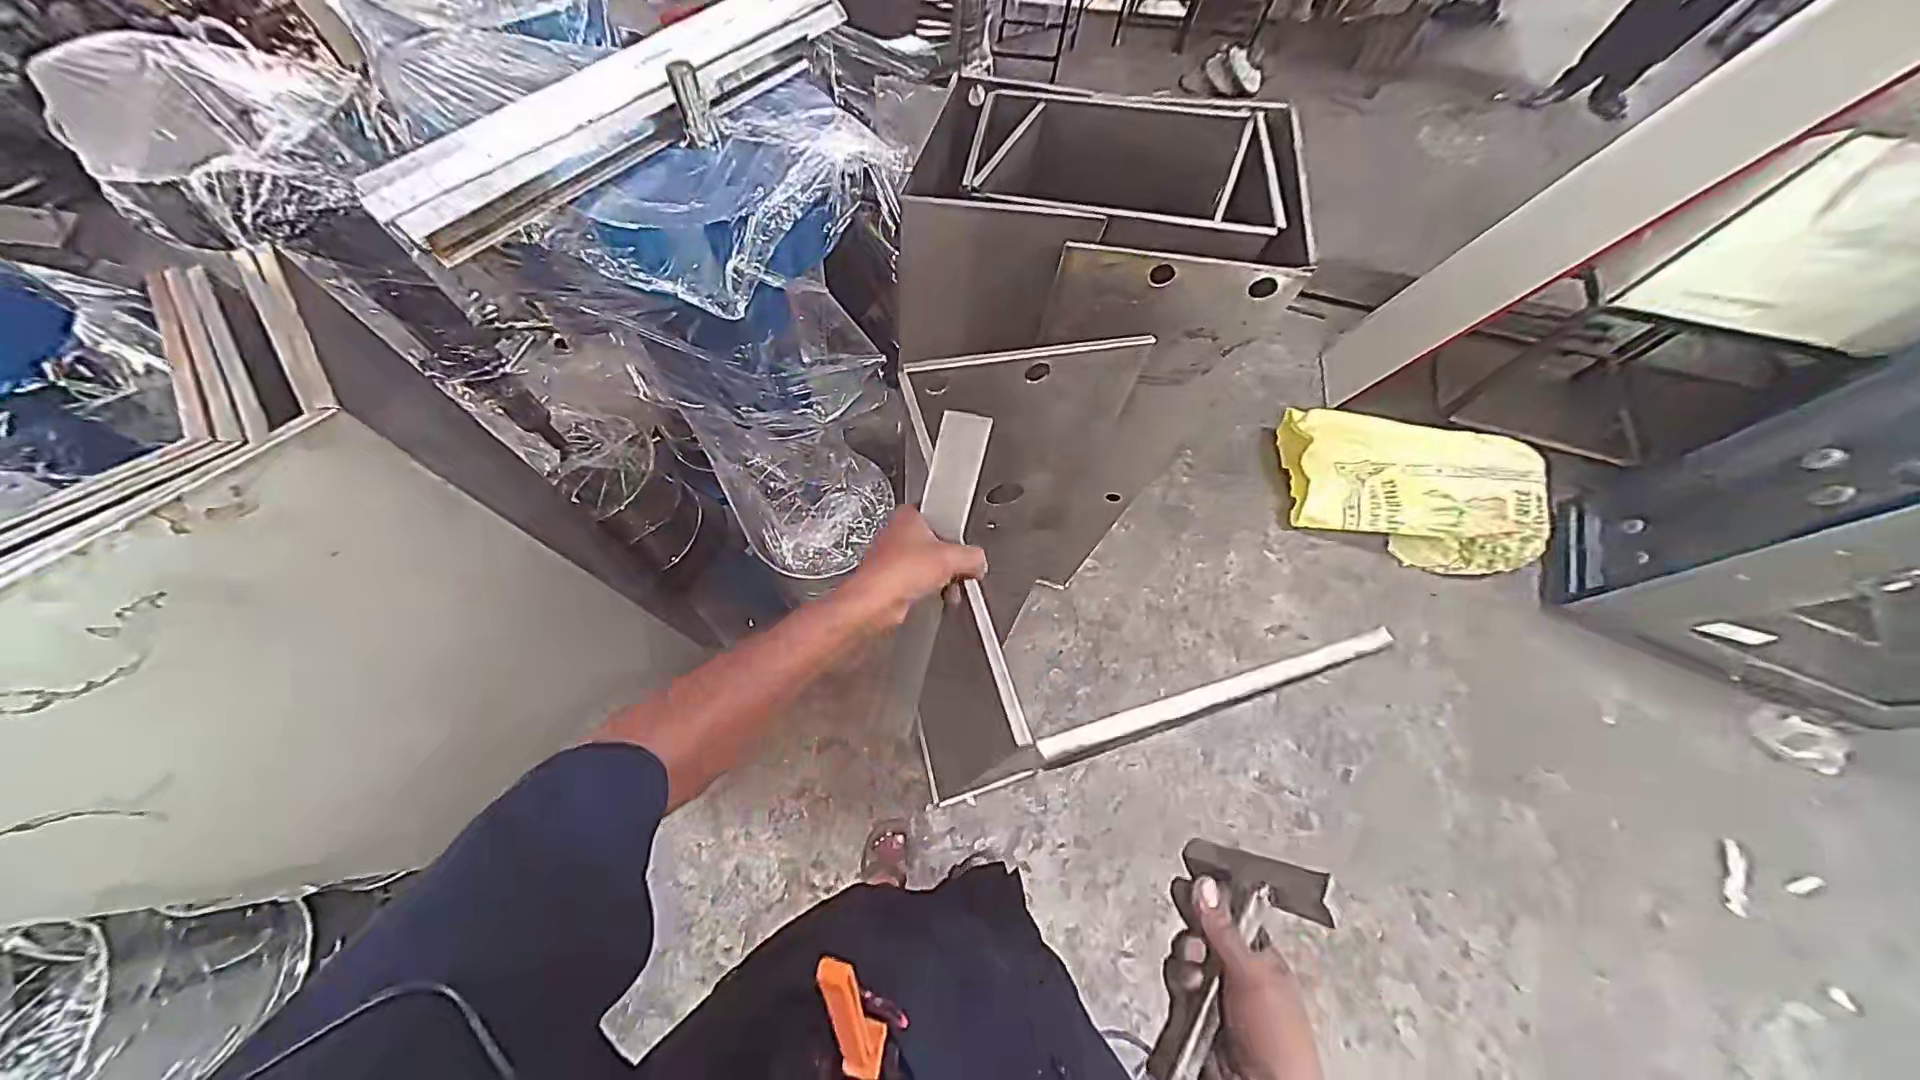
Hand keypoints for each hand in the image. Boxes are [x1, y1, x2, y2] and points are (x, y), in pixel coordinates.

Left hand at [840, 507, 986, 629]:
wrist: (874, 603)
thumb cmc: (898, 572)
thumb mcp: (951, 558)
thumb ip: (973, 556)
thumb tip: (979, 561)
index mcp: (908, 515)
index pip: (941, 515)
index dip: (957, 530)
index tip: (965, 543)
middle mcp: (898, 533)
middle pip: (937, 543)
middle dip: (951, 559)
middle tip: (957, 568)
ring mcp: (893, 556)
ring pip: (928, 564)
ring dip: (942, 577)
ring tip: (946, 585)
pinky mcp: (892, 579)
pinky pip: (919, 581)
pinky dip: (929, 589)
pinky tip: (933, 595)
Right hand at [1164, 875, 1322, 1079]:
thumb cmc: (1278, 1041)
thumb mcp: (1253, 976)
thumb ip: (1223, 930)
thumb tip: (1205, 885)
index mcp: (1260, 959)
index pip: (1229, 917)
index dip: (1210, 902)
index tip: (1190, 885)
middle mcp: (1235, 974)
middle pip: (1200, 935)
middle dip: (1192, 938)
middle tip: (1196, 948)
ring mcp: (1215, 997)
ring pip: (1184, 961)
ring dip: (1184, 968)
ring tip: (1195, 984)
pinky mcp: (1194, 1017)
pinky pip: (1175, 989)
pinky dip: (1177, 991)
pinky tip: (1188, 1001)